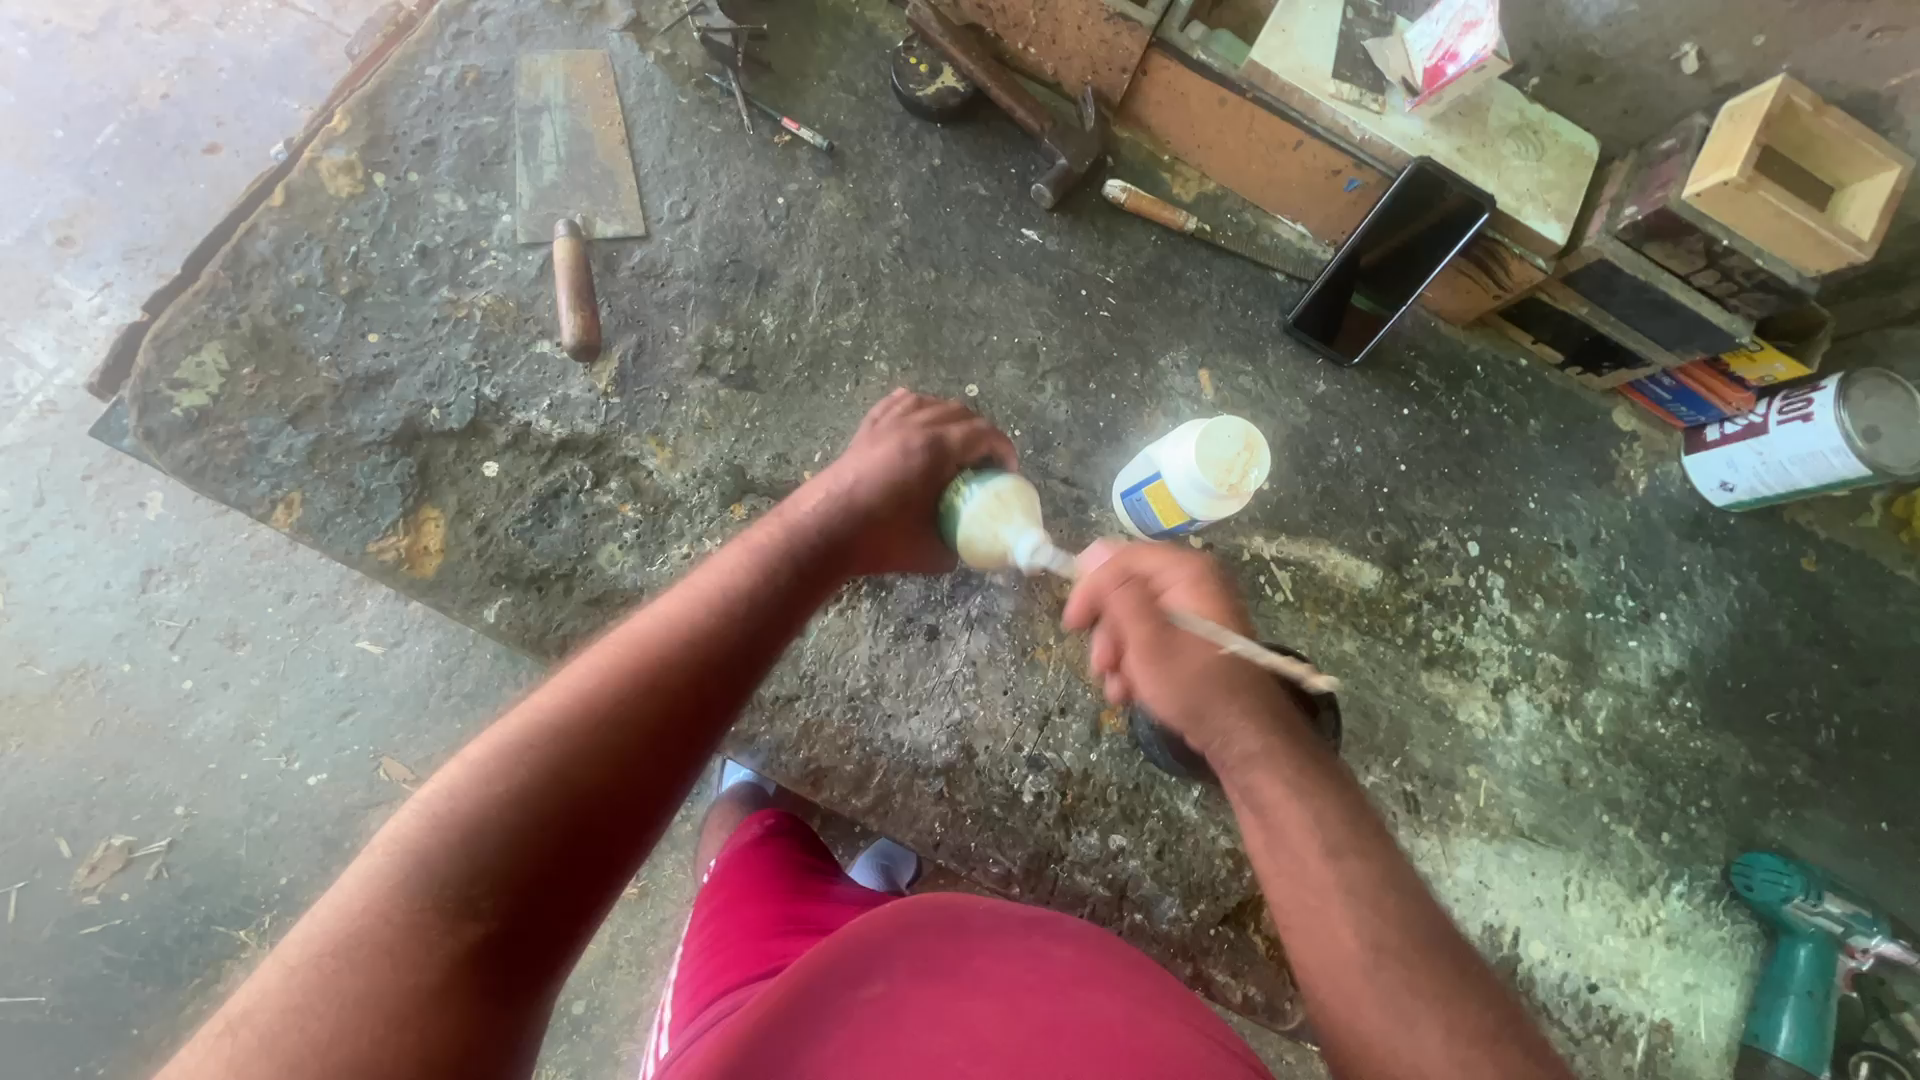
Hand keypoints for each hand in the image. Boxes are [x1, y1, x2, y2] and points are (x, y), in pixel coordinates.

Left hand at [799, 389, 1017, 576]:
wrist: (823, 531)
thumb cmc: (879, 540)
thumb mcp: (932, 550)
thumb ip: (958, 545)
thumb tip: (968, 545)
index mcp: (937, 449)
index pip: (985, 434)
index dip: (1003, 450)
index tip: (1006, 471)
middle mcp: (915, 426)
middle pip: (962, 414)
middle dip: (981, 435)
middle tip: (984, 463)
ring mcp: (888, 424)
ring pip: (932, 403)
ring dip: (952, 420)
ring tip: (956, 445)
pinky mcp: (868, 430)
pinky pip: (901, 404)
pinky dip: (919, 409)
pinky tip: (920, 423)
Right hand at [1062, 538, 1302, 763]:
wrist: (1239, 735)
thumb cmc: (1194, 685)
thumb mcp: (1148, 638)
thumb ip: (1119, 592)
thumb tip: (1094, 551)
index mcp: (1185, 571)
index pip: (1120, 558)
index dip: (1091, 587)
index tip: (1072, 623)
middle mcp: (1187, 582)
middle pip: (1123, 590)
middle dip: (1107, 631)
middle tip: (1102, 664)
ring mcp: (1188, 610)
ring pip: (1129, 618)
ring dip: (1116, 653)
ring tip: (1118, 685)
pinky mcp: (1185, 637)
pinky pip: (1145, 637)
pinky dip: (1131, 663)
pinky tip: (1129, 691)